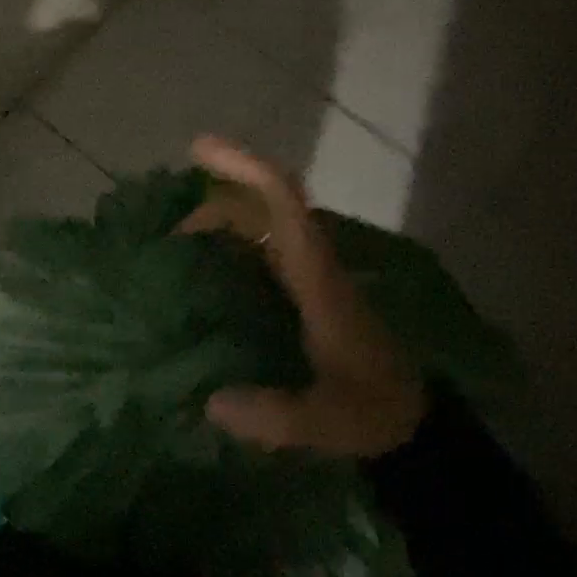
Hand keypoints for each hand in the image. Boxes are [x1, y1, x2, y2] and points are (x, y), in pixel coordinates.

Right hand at [181, 135, 427, 457]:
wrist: (411, 425)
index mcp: (317, 280)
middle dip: (215, 200)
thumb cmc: (370, 413)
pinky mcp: (304, 295)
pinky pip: (262, 251)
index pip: (284, 204)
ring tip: (172, 249)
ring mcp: (309, 278)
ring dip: (221, 222)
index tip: (200, 151)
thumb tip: (210, 403)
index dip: (245, 168)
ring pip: (263, 227)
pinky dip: (229, 247)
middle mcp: (312, 266)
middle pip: (266, 206)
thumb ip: (270, 416)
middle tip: (165, 232)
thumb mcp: (323, 423)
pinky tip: (199, 278)